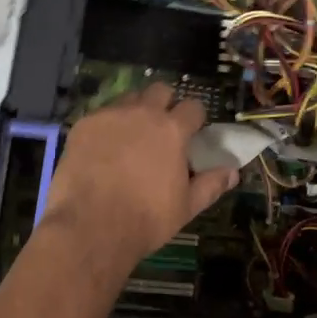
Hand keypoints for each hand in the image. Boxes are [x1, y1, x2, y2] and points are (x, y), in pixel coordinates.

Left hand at [41, 83, 237, 275]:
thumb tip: (233, 172)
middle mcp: (142, 113)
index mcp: (173, 129)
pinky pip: (101, 115)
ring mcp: (110, 115)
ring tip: (131, 137)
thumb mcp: (186, 207)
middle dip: (165, 104)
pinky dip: (108, 126)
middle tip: (161, 129)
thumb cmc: (146, 219)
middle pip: (160, 90)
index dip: (195, 119)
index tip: (191, 133)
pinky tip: (103, 149)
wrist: (90, 227)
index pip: (193, 106)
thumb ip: (211, 184)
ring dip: (135, 110)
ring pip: (128, 98)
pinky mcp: (83, 125)